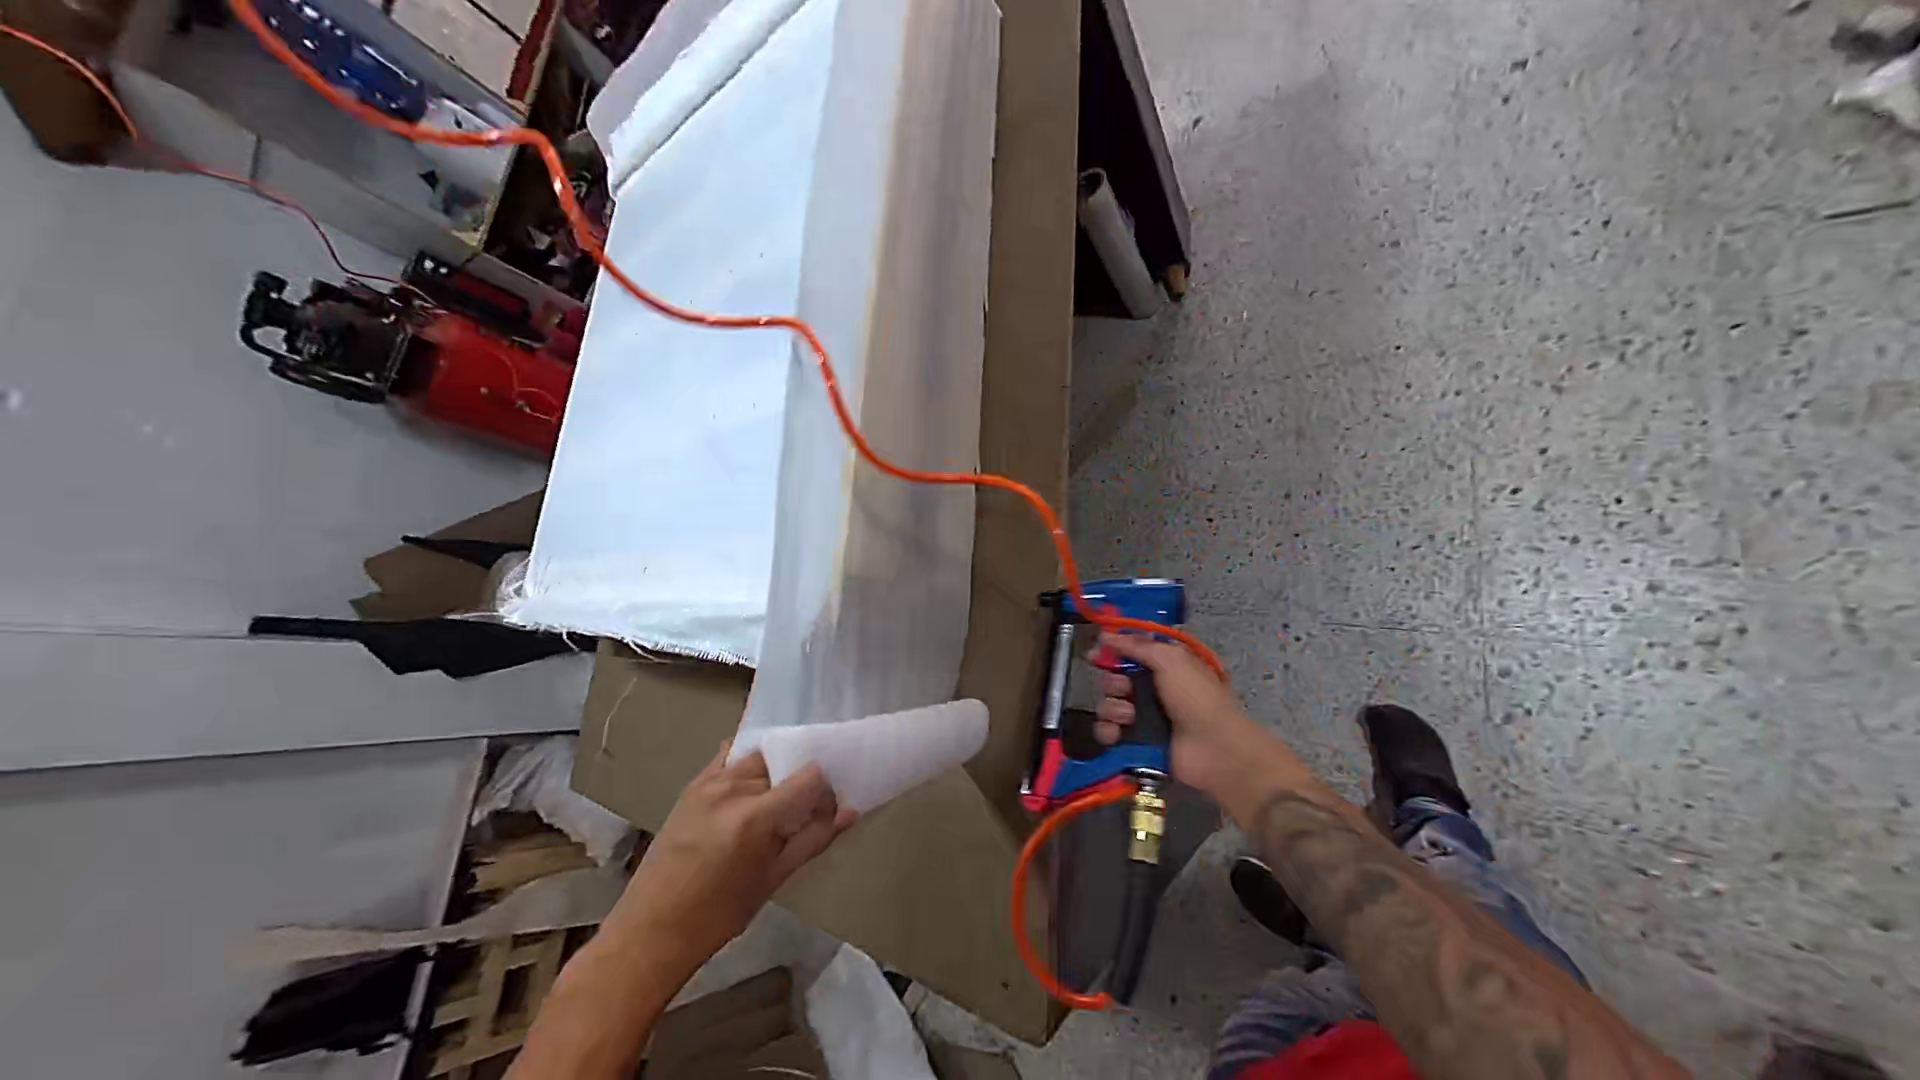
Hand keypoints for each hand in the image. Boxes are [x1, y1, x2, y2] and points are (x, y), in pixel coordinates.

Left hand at [606, 742, 856, 965]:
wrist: (653, 928)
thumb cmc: (719, 914)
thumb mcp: (775, 878)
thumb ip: (815, 838)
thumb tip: (850, 811)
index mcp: (754, 817)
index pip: (810, 776)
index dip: (826, 789)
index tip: (828, 809)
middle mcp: (732, 788)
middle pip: (785, 762)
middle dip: (801, 782)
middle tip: (802, 811)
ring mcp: (708, 781)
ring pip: (761, 757)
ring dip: (776, 773)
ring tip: (775, 805)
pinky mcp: (694, 783)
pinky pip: (732, 756)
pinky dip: (749, 765)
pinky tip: (753, 788)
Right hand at [1090, 631, 1281, 800]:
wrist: (1214, 749)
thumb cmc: (1197, 699)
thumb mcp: (1172, 660)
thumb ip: (1138, 645)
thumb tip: (1108, 634)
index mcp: (1163, 666)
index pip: (1129, 653)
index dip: (1111, 651)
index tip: (1097, 652)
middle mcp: (1151, 690)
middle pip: (1113, 679)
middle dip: (1112, 682)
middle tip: (1124, 689)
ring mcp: (1142, 718)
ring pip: (1107, 705)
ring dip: (1112, 708)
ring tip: (1129, 716)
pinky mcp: (1135, 742)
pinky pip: (1107, 732)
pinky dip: (1108, 731)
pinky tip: (1117, 733)